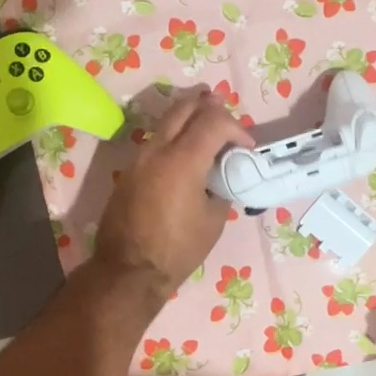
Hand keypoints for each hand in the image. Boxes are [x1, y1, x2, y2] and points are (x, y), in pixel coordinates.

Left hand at [92, 89, 253, 302]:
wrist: (129, 270)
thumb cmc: (178, 249)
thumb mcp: (214, 220)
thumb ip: (221, 188)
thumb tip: (220, 178)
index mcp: (183, 160)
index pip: (214, 121)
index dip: (236, 127)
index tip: (247, 146)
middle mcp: (157, 150)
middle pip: (184, 108)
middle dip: (208, 105)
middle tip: (224, 105)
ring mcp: (138, 159)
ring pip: (166, 122)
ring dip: (188, 118)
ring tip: (206, 123)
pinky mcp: (128, 172)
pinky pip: (154, 142)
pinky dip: (173, 137)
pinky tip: (185, 152)